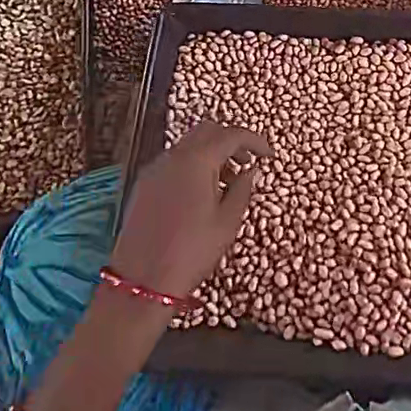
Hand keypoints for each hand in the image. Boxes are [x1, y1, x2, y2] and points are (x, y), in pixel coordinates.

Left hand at [110, 120, 273, 299]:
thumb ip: (242, 189)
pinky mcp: (144, 184)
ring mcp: (154, 170)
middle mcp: (173, 157)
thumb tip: (249, 171)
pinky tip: (201, 193)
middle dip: (231, 141)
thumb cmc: (191, 252)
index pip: (231, 134)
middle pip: (207, 131)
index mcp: (196, 161)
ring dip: (211, 154)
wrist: (142, 280)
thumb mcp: (227, 222)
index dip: (254, 141)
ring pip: (188, 145)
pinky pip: (173, 162)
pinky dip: (193, 166)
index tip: (268, 155)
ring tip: (227, 183)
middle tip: (247, 162)